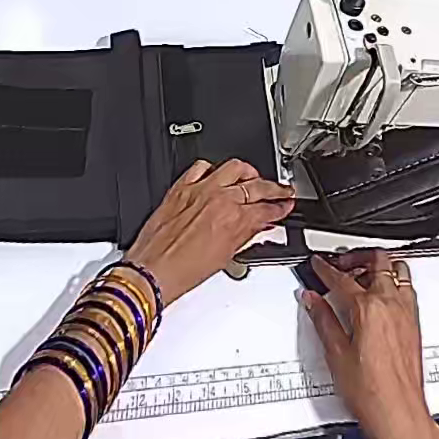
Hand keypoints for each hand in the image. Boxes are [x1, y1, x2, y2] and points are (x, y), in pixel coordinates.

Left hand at [126, 159, 292, 305]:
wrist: (152, 272)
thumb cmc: (183, 271)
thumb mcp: (227, 256)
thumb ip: (248, 235)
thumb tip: (261, 226)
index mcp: (234, 219)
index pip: (267, 208)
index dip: (281, 206)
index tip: (286, 205)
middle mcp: (219, 199)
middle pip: (258, 185)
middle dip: (276, 189)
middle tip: (282, 191)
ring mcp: (201, 189)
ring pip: (235, 167)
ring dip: (249, 172)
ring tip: (254, 177)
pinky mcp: (182, 186)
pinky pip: (202, 166)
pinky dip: (213, 169)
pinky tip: (217, 174)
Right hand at [301, 251, 438, 438]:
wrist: (400, 416)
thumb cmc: (372, 394)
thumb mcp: (336, 356)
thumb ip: (323, 320)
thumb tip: (312, 300)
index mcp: (368, 308)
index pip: (341, 278)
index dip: (325, 269)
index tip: (318, 265)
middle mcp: (390, 303)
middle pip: (375, 260)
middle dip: (355, 257)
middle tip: (340, 263)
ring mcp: (406, 310)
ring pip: (396, 268)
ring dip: (378, 264)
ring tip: (362, 272)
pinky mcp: (414, 321)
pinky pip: (407, 286)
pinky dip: (393, 280)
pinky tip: (383, 292)